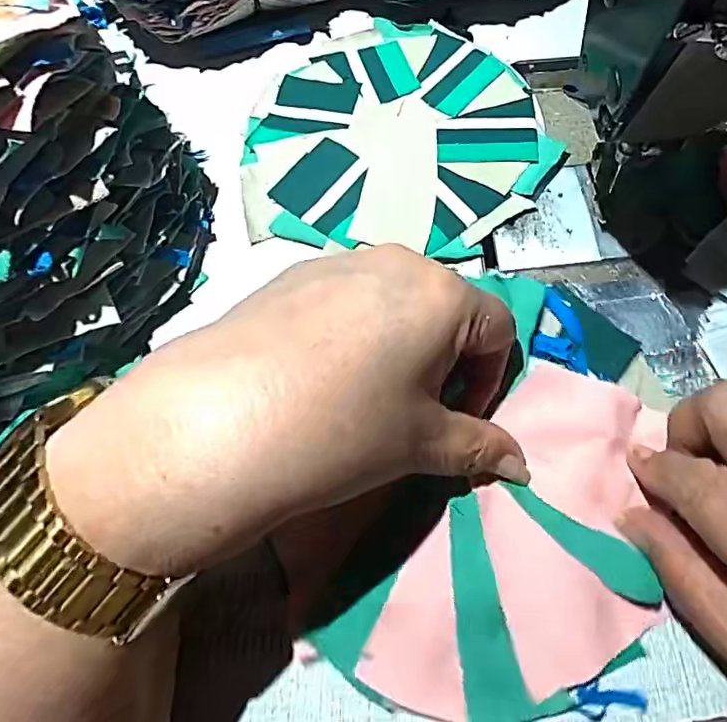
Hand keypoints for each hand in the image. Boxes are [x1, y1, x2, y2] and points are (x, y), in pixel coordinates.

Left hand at [43, 245, 528, 577]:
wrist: (203, 428)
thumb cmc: (338, 433)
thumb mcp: (419, 444)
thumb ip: (480, 447)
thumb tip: (523, 466)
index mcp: (444, 294)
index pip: (499, 329)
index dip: (489, 379)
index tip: (456, 419)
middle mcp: (403, 261)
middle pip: (450, 308)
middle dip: (446, 358)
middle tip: (411, 408)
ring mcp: (346, 260)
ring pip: (399, 299)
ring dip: (402, 340)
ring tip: (362, 391)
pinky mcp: (297, 270)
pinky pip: (351, 294)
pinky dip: (356, 327)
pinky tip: (316, 373)